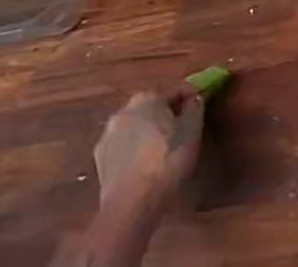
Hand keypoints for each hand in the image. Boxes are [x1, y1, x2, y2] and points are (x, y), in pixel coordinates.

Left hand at [93, 86, 204, 209]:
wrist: (132, 204)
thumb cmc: (168, 159)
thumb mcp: (193, 129)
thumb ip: (194, 107)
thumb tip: (192, 99)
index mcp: (146, 97)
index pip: (174, 92)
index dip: (189, 100)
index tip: (198, 110)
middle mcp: (123, 111)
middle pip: (151, 109)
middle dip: (166, 116)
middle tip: (182, 131)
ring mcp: (107, 137)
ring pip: (136, 129)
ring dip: (148, 134)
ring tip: (164, 151)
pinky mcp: (99, 162)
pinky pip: (124, 149)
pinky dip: (135, 152)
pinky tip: (146, 166)